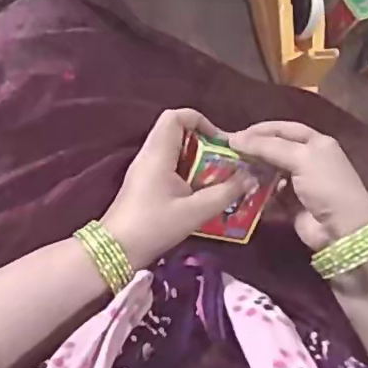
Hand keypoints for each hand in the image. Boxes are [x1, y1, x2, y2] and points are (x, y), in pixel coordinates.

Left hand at [101, 109, 253, 267]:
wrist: (116, 251)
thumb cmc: (153, 227)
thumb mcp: (195, 212)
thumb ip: (226, 192)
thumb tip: (251, 177)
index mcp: (158, 154)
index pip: (175, 116)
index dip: (200, 121)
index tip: (220, 142)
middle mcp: (149, 155)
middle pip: (177, 132)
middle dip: (205, 143)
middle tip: (224, 163)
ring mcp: (145, 170)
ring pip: (175, 150)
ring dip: (198, 160)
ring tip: (218, 179)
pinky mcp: (145, 184)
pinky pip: (169, 166)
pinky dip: (188, 173)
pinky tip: (200, 193)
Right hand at [224, 122, 367, 251]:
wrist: (342, 230)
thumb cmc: (326, 185)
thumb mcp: (301, 158)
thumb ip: (268, 147)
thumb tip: (235, 139)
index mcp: (316, 143)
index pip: (284, 129)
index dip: (260, 130)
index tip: (234, 136)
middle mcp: (308, 159)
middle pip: (275, 150)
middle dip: (253, 151)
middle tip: (228, 155)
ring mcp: (299, 183)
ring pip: (270, 172)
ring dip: (253, 172)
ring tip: (231, 173)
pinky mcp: (291, 204)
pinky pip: (270, 194)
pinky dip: (257, 193)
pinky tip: (242, 192)